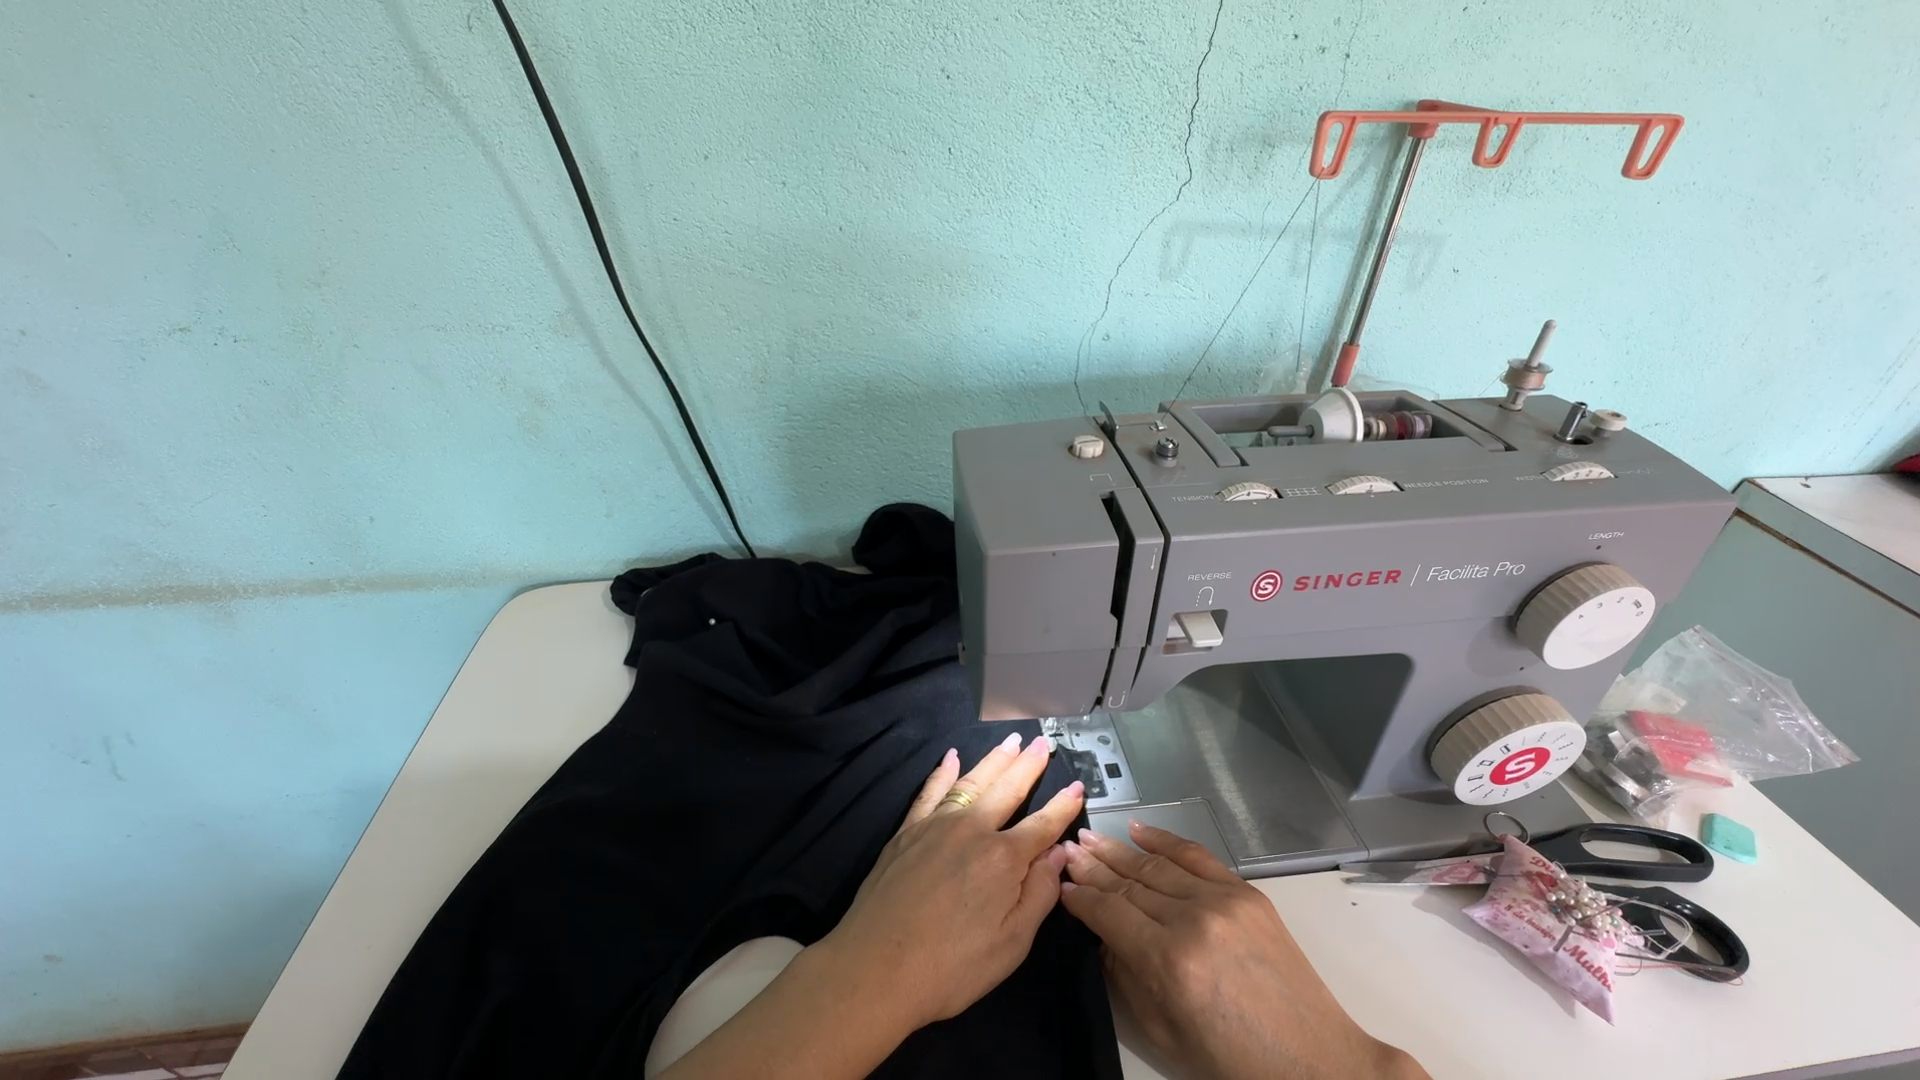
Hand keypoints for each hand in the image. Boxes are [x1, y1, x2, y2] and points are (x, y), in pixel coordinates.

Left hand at [816, 732, 1084, 1029]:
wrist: (876, 968)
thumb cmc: (951, 966)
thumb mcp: (1012, 943)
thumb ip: (1039, 894)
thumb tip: (1058, 854)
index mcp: (1004, 858)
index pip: (1043, 824)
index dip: (1063, 806)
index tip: (1078, 786)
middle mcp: (973, 829)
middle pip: (1008, 788)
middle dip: (1030, 764)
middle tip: (1044, 742)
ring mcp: (936, 825)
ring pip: (972, 781)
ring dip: (995, 759)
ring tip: (1012, 741)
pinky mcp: (907, 831)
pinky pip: (930, 791)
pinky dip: (942, 771)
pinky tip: (951, 757)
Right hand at [1060, 822, 1428, 1079]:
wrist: (1312, 1059)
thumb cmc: (1231, 1058)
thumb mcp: (1162, 1029)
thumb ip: (1124, 975)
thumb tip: (1102, 932)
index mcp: (1168, 962)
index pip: (1108, 912)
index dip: (1080, 898)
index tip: (1060, 885)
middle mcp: (1192, 920)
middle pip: (1129, 883)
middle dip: (1092, 867)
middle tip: (1065, 850)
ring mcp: (1222, 901)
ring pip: (1157, 866)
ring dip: (1117, 850)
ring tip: (1088, 837)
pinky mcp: (1246, 893)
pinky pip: (1196, 857)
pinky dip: (1164, 840)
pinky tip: (1136, 830)